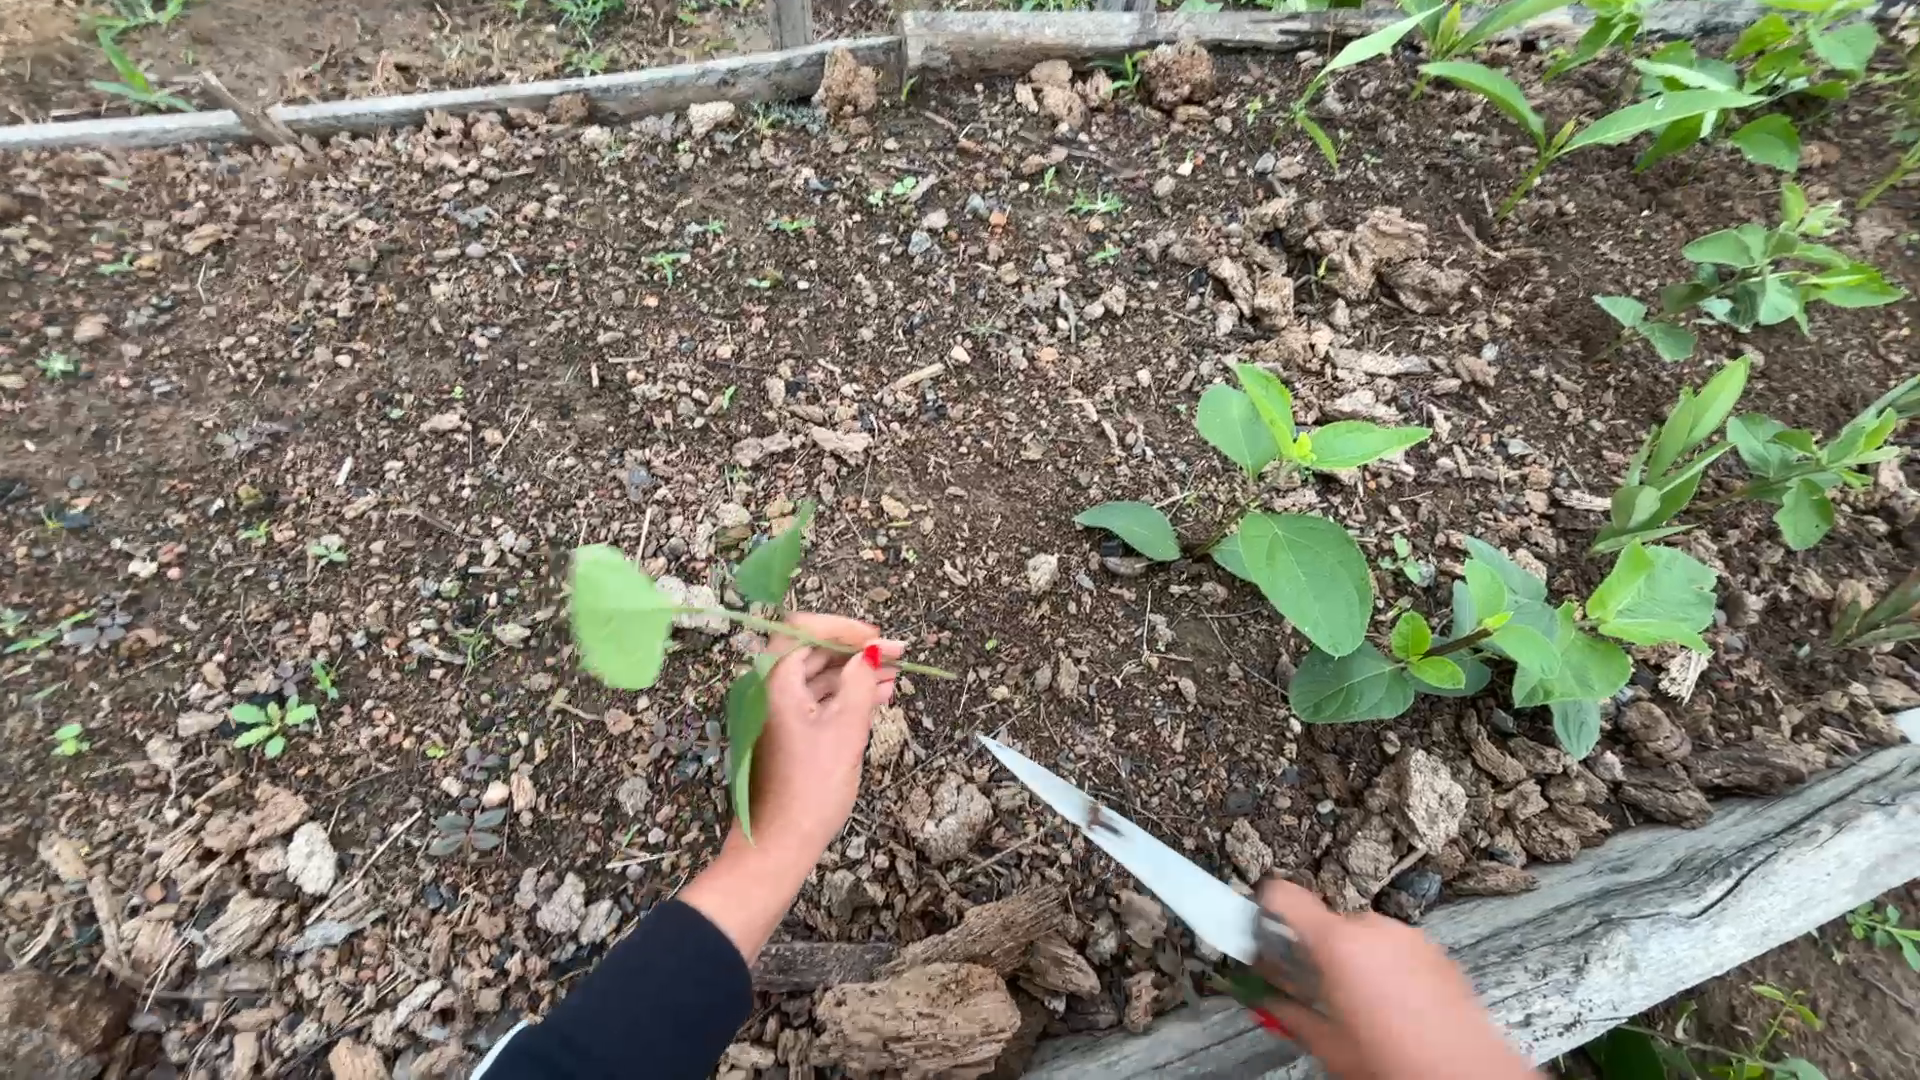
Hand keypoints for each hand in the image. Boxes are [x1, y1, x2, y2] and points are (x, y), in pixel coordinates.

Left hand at [679, 614, 904, 963]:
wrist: (779, 845)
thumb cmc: (811, 788)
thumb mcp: (846, 729)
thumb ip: (861, 682)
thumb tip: (872, 653)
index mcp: (774, 680)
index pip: (805, 627)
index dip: (844, 627)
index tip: (878, 639)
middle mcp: (767, 687)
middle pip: (813, 649)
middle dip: (856, 649)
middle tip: (898, 654)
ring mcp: (775, 709)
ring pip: (818, 674)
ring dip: (855, 671)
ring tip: (895, 676)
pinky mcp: (785, 730)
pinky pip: (816, 697)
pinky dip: (845, 693)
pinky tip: (878, 697)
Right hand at [1254, 879, 1540, 1079]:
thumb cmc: (1397, 1065)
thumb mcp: (1332, 1048)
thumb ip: (1290, 1014)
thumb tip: (1263, 1000)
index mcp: (1336, 943)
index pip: (1282, 894)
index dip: (1265, 907)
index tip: (1263, 935)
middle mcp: (1371, 927)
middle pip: (1325, 922)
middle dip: (1318, 952)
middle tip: (1321, 991)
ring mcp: (1409, 936)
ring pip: (1363, 936)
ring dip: (1356, 960)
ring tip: (1369, 1007)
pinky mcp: (1438, 952)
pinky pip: (1396, 947)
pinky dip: (1389, 967)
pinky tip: (1402, 1010)